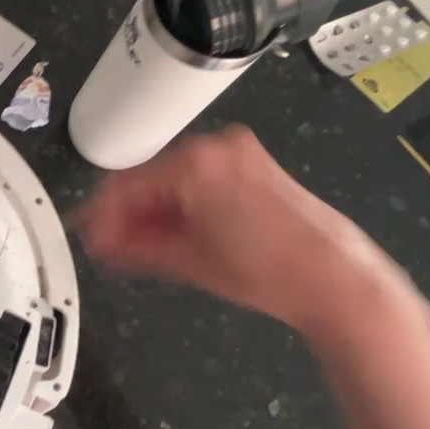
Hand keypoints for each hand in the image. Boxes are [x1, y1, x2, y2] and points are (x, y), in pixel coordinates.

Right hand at [76, 126, 423, 339]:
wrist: (339, 281)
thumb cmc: (266, 270)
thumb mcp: (188, 260)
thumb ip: (133, 247)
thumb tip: (101, 245)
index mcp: (196, 162)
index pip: (127, 183)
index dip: (101, 214)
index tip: (91, 240)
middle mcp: (218, 147)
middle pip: (151, 178)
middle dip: (128, 214)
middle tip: (111, 248)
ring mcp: (241, 155)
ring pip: (176, 180)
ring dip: (154, 211)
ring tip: (139, 248)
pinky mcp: (257, 169)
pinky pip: (203, 181)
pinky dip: (183, 206)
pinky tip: (173, 234)